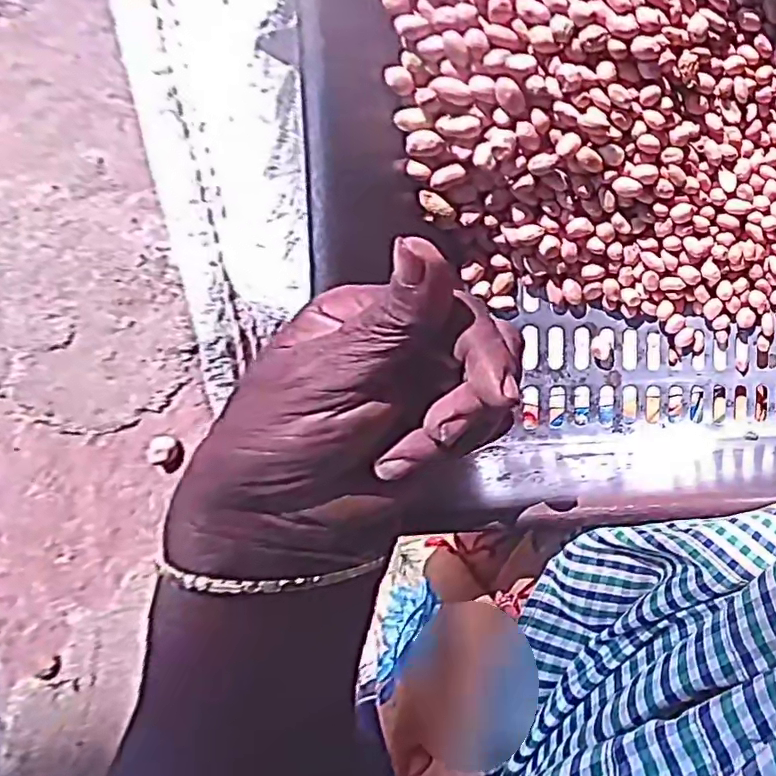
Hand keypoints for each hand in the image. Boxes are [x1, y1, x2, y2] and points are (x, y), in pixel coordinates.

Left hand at [165, 237, 520, 578]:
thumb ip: (396, 314)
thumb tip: (419, 246)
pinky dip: (462, 445)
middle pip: (488, 345)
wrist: (281, 530)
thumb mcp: (335, 371)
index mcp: (376, 316)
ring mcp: (435, 385)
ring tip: (415, 450)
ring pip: (496, 385)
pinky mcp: (452, 423)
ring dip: (464, 424)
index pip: (456, 307)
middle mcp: (413, 344)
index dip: (481, 346)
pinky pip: (491, 421)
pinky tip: (410, 461)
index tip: (493, 387)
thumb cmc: (279, 443)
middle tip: (448, 429)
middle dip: (476, 392)